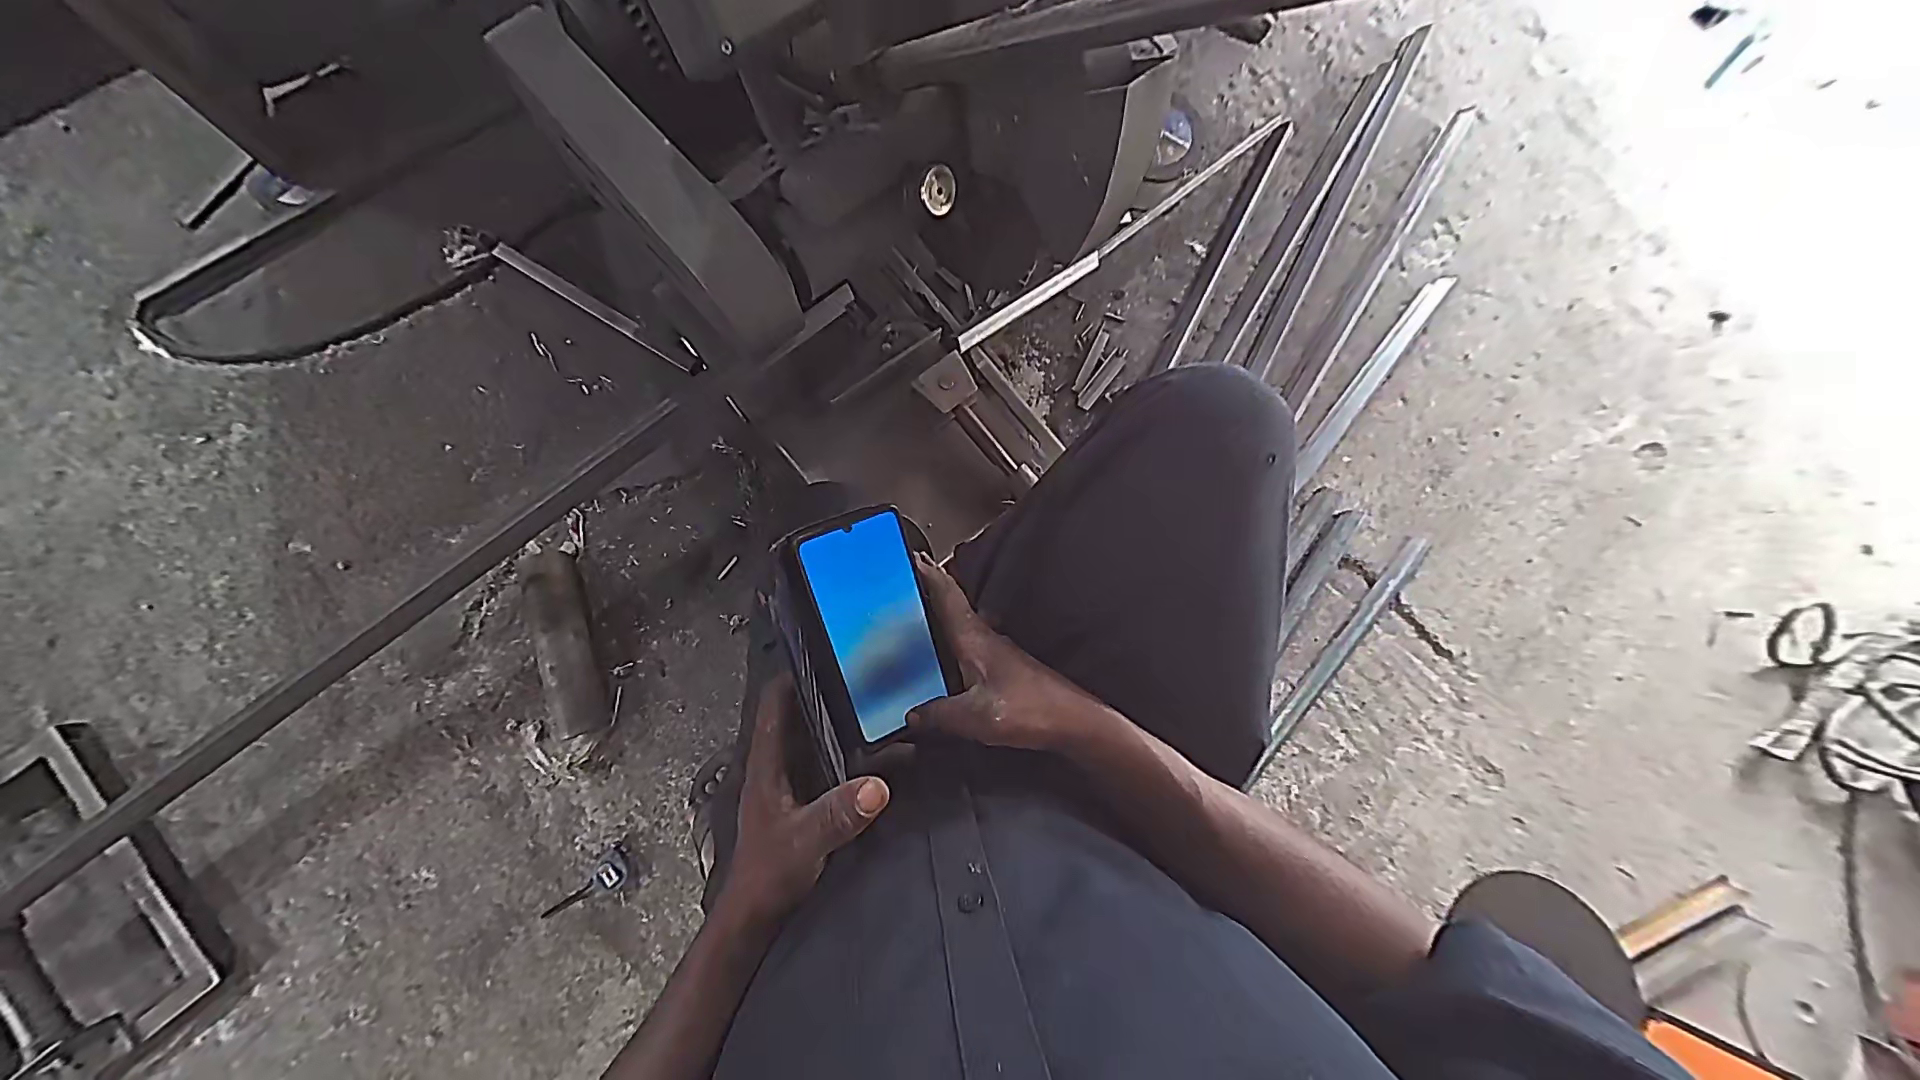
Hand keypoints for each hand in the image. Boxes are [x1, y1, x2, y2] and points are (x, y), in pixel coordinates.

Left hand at [719, 675, 889, 925]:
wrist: (758, 917)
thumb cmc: (766, 876)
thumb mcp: (804, 842)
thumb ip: (837, 814)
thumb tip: (877, 785)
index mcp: (767, 764)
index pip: (775, 702)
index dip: (795, 673)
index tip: (827, 652)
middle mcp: (780, 765)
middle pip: (802, 713)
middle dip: (829, 692)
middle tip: (867, 672)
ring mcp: (794, 782)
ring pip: (818, 737)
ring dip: (843, 721)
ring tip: (881, 702)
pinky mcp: (810, 799)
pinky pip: (832, 763)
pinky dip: (854, 752)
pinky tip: (885, 753)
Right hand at [906, 552, 1120, 753]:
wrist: (1073, 719)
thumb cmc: (1033, 709)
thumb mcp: (973, 717)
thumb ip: (937, 715)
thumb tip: (914, 716)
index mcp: (974, 639)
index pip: (947, 595)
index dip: (929, 573)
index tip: (915, 556)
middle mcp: (987, 638)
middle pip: (955, 604)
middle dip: (935, 588)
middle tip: (916, 578)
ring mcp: (998, 652)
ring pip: (965, 623)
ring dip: (946, 612)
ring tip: (927, 613)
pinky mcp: (1007, 668)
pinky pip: (973, 645)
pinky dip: (957, 639)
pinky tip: (953, 656)